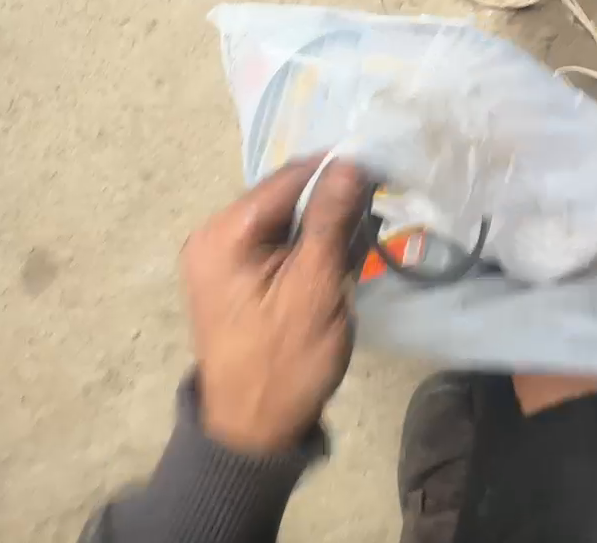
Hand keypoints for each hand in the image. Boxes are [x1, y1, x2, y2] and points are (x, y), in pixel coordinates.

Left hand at [181, 156, 368, 454]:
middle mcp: (215, 234)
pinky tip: (337, 260)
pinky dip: (313, 243)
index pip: (289, 178)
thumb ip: (330, 219)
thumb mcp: (314, 287)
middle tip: (373, 216)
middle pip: (288, 194)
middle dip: (333, 201)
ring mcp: (224, 254)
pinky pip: (282, 239)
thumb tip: (350, 161)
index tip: (380, 175)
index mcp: (223, 234)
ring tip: (358, 243)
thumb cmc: (284, 362)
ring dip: (327, 224)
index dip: (337, 172)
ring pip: (289, 215)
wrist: (253, 434)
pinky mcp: (239, 273)